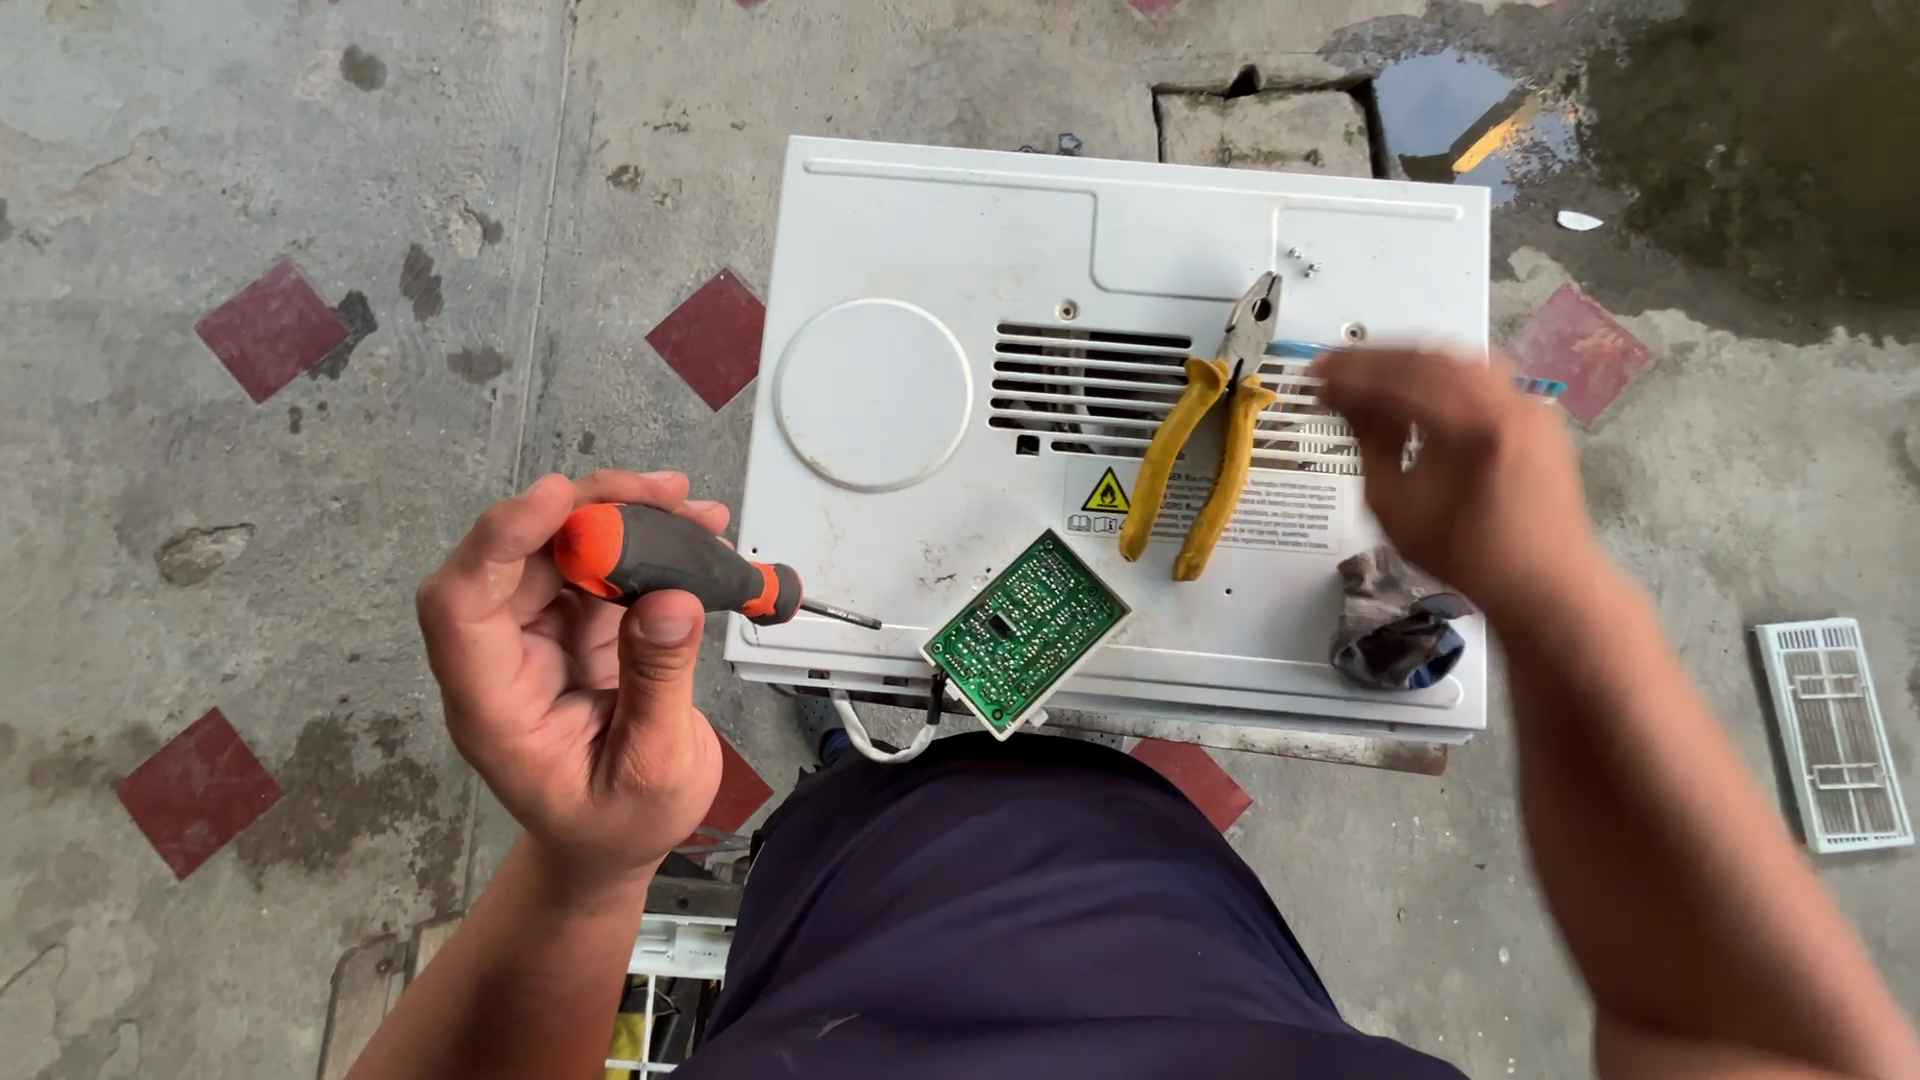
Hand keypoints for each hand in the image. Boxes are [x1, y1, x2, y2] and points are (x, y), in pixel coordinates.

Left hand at [416, 471, 727, 897]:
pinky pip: (610, 572)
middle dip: (589, 511)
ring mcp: (545, 640)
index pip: (462, 606)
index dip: (498, 541)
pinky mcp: (585, 632)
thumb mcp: (651, 767)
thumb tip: (673, 597)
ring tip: (694, 507)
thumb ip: (657, 684)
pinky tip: (698, 535)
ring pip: (567, 554)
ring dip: (627, 520)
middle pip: (520, 560)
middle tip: (665, 492)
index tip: (559, 496)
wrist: (618, 846)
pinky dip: (652, 547)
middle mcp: (509, 658)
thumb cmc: (620, 827)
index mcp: (495, 704)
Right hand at [1311, 348, 1604, 621]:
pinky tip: (1411, 388)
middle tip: (1331, 370)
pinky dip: (1437, 374)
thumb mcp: (1395, 503)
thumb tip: (1344, 401)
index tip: (1314, 376)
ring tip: (1365, 376)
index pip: (1399, 378)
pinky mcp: (1533, 415)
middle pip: (1429, 358)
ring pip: (1456, 361)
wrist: (1543, 583)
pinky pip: (1479, 377)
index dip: (1350, 373)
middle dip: (1374, 361)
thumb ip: (1371, 442)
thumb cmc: (1462, 554)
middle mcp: (1506, 401)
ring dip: (1405, 363)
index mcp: (1472, 425)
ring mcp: (1527, 404)